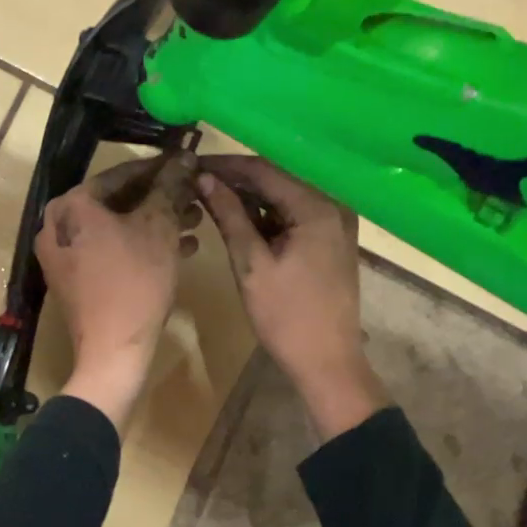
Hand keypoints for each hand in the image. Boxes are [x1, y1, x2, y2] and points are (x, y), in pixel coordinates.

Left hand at [37, 152, 202, 429]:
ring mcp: (60, 255)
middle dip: (159, 200)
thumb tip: (184, 158)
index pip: (122, 173)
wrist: (112, 351)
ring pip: (114, 228)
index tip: (189, 166)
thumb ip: (170, 187)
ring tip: (193, 224)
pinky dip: (137, 247)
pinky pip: (107, 251)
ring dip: (153, 224)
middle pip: (116, 202)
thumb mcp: (159, 228)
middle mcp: (56, 225)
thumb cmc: (136, 282)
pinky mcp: (71, 281)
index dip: (161, 169)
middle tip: (193, 198)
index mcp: (72, 204)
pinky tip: (178, 250)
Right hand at [197, 155, 388, 438]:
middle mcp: (333, 204)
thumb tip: (204, 179)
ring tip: (211, 198)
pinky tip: (240, 220)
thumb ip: (230, 217)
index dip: (226, 166)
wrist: (327, 361)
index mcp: (316, 207)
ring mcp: (335, 223)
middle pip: (278, 179)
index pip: (264, 170)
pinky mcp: (331, 240)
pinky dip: (268, 215)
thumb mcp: (251, 265)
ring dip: (251, 197)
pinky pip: (295, 215)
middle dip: (237, 180)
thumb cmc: (286, 317)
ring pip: (285, 197)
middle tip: (196, 181)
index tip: (191, 165)